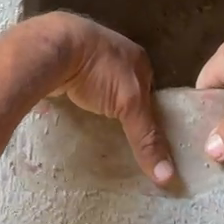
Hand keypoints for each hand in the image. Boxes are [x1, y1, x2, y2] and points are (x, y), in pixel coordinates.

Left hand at [29, 12, 175, 185]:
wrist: (54, 48)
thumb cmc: (99, 70)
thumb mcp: (130, 102)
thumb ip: (147, 136)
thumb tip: (169, 176)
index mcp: (137, 58)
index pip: (151, 91)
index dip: (150, 114)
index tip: (148, 140)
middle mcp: (116, 54)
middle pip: (127, 89)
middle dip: (125, 110)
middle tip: (124, 140)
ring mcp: (90, 58)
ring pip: (102, 89)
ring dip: (101, 106)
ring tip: (101, 133)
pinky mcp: (68, 66)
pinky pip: (80, 89)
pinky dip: (81, 102)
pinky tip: (78, 117)